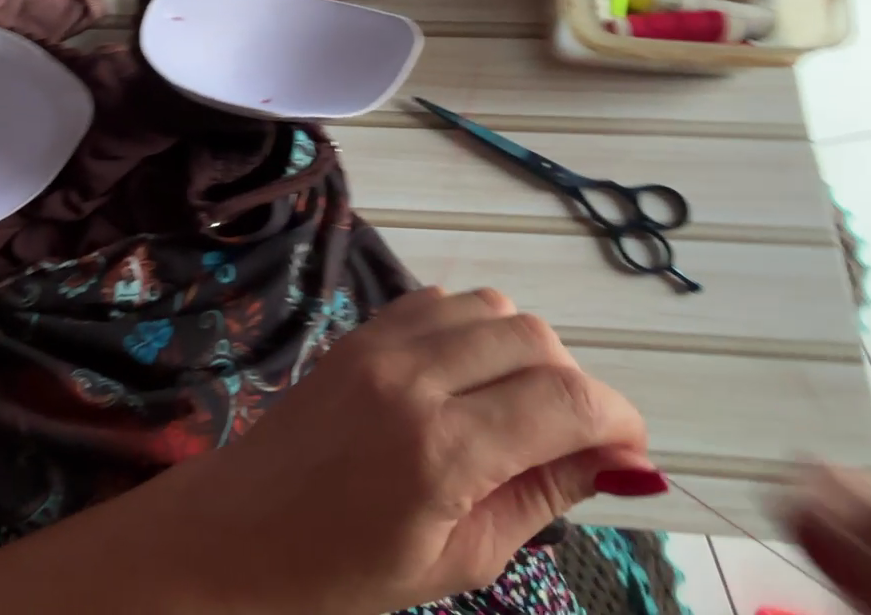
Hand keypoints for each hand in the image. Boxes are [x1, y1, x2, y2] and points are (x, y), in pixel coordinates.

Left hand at [160, 286, 660, 612]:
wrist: (242, 527)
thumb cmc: (345, 570)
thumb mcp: (461, 558)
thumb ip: (542, 495)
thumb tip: (622, 461)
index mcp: (441, 448)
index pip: (567, 399)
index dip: (621, 421)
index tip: (628, 454)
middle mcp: (411, 376)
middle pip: (534, 338)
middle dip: (575, 385)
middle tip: (567, 440)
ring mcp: (377, 344)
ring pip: (489, 305)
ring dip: (522, 350)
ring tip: (511, 405)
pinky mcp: (356, 333)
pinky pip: (436, 300)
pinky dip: (470, 326)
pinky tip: (463, 375)